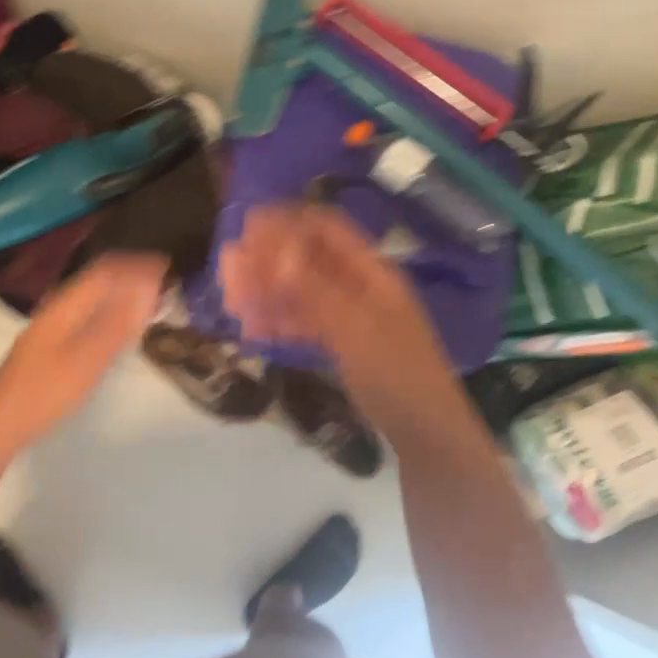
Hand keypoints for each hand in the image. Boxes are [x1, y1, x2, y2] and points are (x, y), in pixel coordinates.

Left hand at [0, 253, 168, 455]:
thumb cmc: (44, 392)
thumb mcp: (86, 359)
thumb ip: (117, 324)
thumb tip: (148, 287)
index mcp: (65, 305)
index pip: (107, 270)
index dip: (138, 265)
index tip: (169, 268)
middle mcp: (58, 307)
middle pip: (100, 279)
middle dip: (132, 277)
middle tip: (165, 285)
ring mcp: (52, 326)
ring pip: (93, 298)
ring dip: (122, 294)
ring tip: (151, 303)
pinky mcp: (52, 344)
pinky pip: (88, 315)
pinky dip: (111, 313)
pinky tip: (121, 329)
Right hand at [219, 206, 470, 451]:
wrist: (428, 434)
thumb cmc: (398, 375)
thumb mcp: (356, 330)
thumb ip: (315, 291)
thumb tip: (276, 254)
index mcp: (371, 272)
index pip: (326, 229)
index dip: (287, 223)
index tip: (246, 230)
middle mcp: (359, 286)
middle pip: (306, 260)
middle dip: (267, 263)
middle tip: (229, 274)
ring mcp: (350, 315)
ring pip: (301, 293)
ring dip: (266, 294)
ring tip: (232, 305)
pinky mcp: (343, 343)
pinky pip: (305, 322)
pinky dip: (280, 322)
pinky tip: (253, 332)